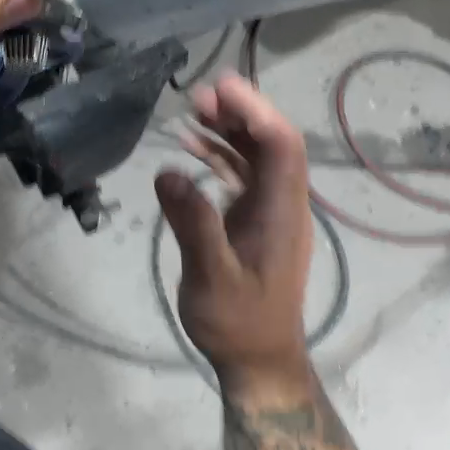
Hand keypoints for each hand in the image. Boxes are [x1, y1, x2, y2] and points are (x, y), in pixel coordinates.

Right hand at [155, 72, 314, 386]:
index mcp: (281, 212)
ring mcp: (269, 214)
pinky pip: (241, 178)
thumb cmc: (238, 322)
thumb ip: (194, 224)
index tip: (222, 87)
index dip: (255, 112)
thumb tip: (167, 172)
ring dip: (229, 131)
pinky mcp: (253, 224)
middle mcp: (282, 205)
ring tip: (192, 109)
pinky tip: (191, 148)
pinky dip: (218, 157)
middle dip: (240, 113)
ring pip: (256, 158)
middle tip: (199, 93)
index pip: (281, 147)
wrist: (258, 362)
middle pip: (271, 145)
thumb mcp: (212, 277)